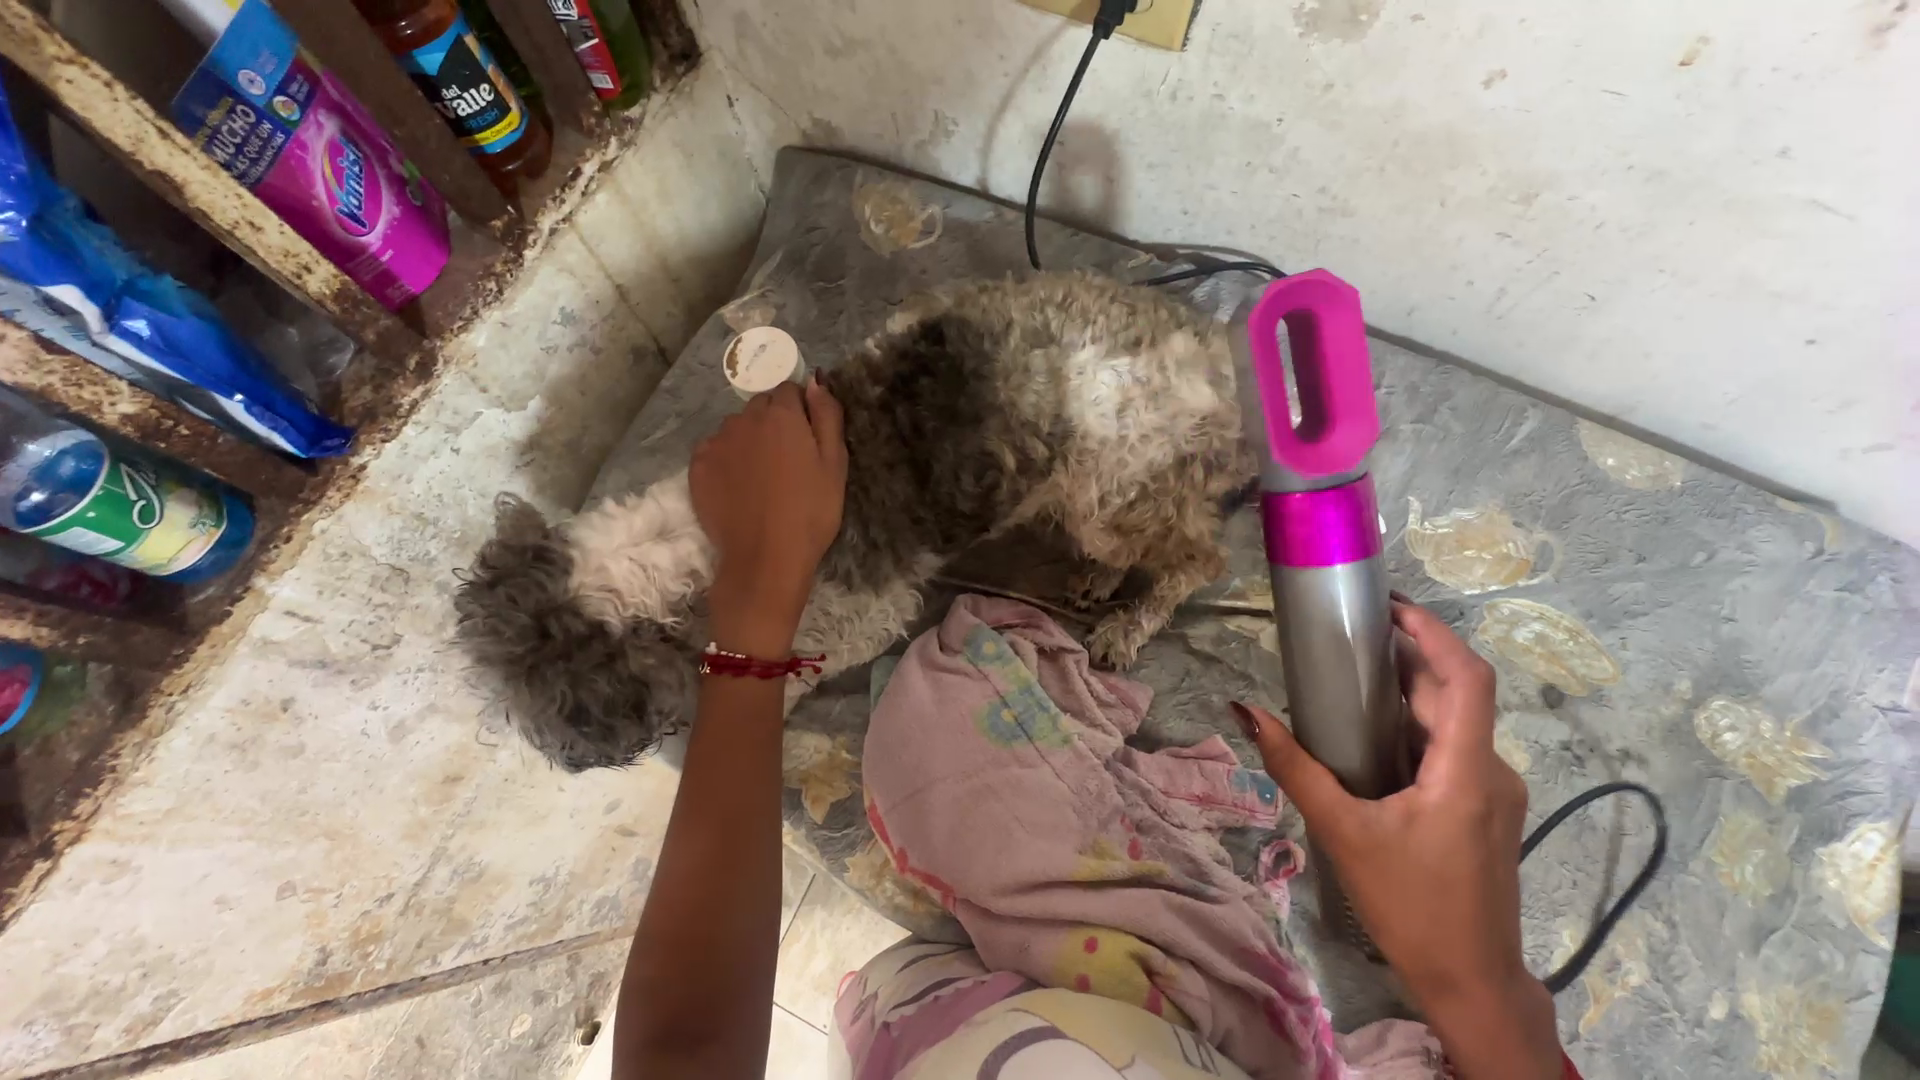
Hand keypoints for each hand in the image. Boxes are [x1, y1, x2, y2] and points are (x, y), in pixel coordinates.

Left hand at [689, 378, 845, 657]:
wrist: (765, 558)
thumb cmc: (811, 512)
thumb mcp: (835, 464)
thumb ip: (827, 415)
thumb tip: (815, 379)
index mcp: (782, 414)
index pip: (790, 391)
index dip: (801, 413)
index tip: (808, 442)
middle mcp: (744, 419)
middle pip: (761, 407)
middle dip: (774, 424)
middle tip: (788, 463)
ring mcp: (716, 442)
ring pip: (737, 428)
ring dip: (749, 441)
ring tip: (763, 479)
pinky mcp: (698, 467)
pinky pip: (715, 450)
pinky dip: (727, 460)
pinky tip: (740, 488)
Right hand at [1236, 598, 1561, 1079]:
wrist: (1471, 980)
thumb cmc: (1409, 905)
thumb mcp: (1342, 832)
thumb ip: (1294, 768)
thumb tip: (1246, 712)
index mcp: (1466, 770)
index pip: (1467, 677)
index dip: (1434, 633)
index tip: (1390, 606)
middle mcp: (1491, 770)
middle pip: (1457, 695)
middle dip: (1409, 658)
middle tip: (1351, 639)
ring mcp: (1494, 792)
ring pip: (1455, 723)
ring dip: (1411, 694)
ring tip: (1353, 681)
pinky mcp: (1485, 811)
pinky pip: (1454, 750)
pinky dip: (1417, 728)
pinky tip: (1374, 740)